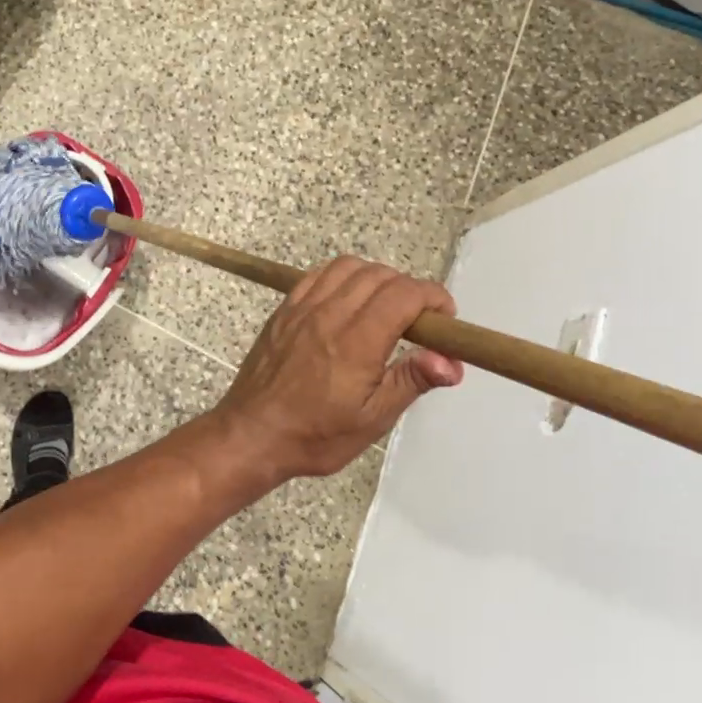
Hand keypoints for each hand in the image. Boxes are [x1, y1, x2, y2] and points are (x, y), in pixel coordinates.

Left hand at [215, 258, 463, 479]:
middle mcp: (328, 315)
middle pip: (378, 275)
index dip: (433, 297)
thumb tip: (450, 361)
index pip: (404, 294)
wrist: (252, 433)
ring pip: (346, 267)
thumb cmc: (315, 435)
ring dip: (375, 278)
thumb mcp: (372, 419)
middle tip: (418, 321)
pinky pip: (316, 276)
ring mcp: (300, 309)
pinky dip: (340, 277)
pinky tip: (347, 302)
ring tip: (385, 308)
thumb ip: (411, 381)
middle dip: (408, 289)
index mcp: (355, 341)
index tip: (444, 319)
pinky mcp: (283, 312)